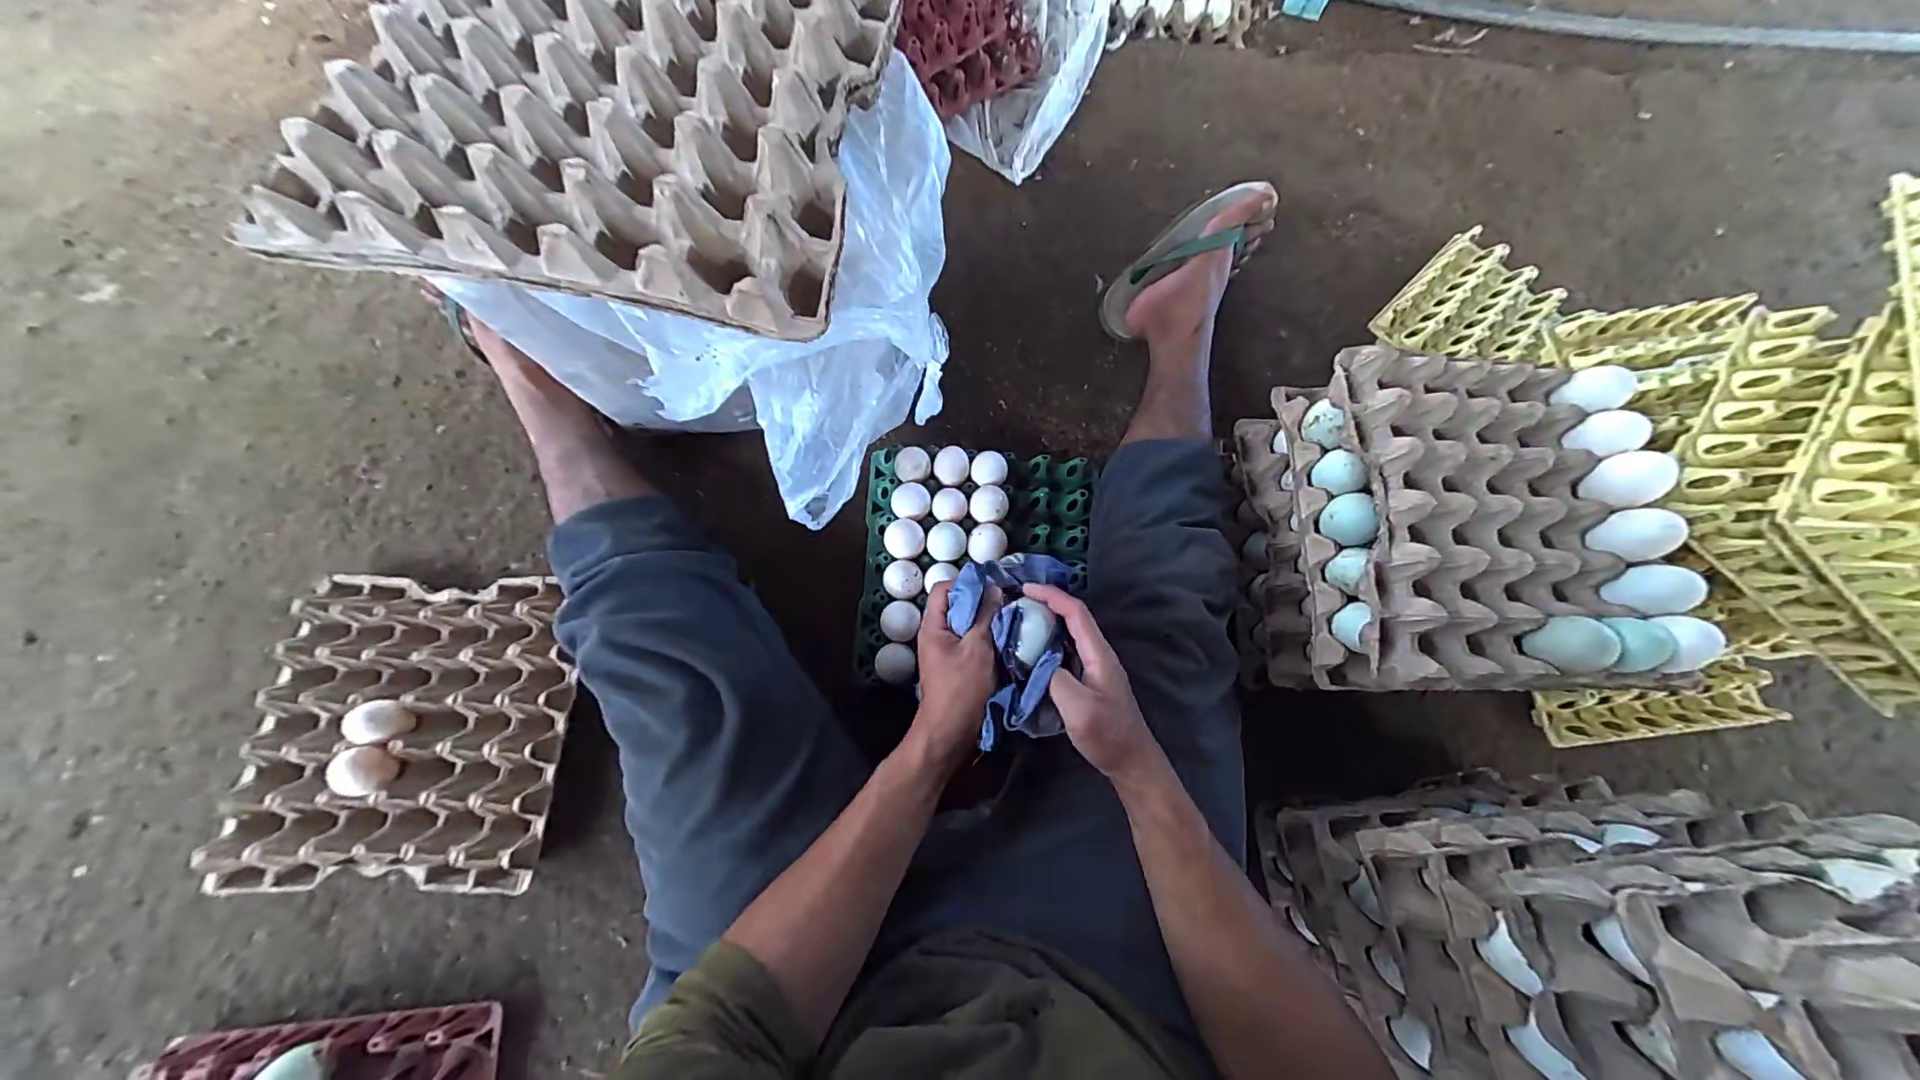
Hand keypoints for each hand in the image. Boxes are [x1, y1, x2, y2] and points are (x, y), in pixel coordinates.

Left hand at [907, 581, 1002, 772]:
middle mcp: (935, 634)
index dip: (966, 583)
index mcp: (932, 626)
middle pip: (956, 605)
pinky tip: (1006, 638)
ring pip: (967, 624)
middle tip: (1006, 601)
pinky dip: (987, 637)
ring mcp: (946, 650)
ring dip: (987, 620)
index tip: (992, 587)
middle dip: (981, 601)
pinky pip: (971, 641)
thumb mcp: (977, 648)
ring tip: (1010, 618)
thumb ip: (985, 617)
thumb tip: (994, 590)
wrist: (951, 732)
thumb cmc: (961, 689)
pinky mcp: (957, 664)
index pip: (943, 589)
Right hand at [1022, 584, 1162, 784]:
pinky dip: (1048, 642)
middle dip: (1047, 603)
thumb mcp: (1078, 708)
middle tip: (1017, 602)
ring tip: (1020, 620)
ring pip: (1069, 634)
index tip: (1026, 588)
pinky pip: (1067, 651)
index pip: (1076, 613)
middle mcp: (1099, 654)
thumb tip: (1038, 661)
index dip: (1052, 596)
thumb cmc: (1108, 735)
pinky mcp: (1089, 680)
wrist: (1131, 761)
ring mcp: (1095, 667)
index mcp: (1099, 654)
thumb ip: (1056, 678)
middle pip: (1073, 617)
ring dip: (1047, 622)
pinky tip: (1032, 650)